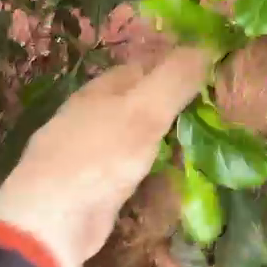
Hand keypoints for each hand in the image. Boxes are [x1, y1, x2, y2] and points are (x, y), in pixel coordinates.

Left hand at [0, 48, 211, 266]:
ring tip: (202, 145)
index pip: (143, 66)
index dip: (176, 68)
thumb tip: (208, 45)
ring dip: (162, 139)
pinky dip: (149, 169)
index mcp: (99, 89)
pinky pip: (128, 168)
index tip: (211, 78)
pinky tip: (170, 178)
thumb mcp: (144, 111)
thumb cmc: (99, 156)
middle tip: (214, 116)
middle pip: (138, 101)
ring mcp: (88, 152)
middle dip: (171, 106)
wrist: (52, 221)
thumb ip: (175, 79)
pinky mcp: (91, 187)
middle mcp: (90, 115)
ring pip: (134, 136)